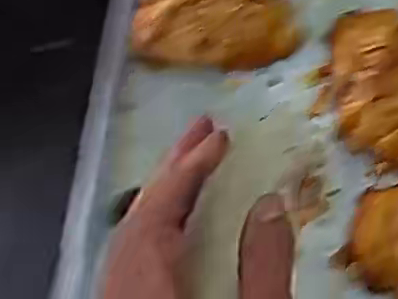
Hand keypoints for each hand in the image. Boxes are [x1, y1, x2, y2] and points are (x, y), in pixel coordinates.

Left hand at [100, 116, 295, 298]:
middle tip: (203, 126)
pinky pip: (132, 270)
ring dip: (164, 198)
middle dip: (169, 175)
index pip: (154, 226)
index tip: (221, 137)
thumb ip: (262, 268)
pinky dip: (161, 230)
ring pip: (127, 252)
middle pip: (132, 234)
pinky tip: (186, 219)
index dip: (185, 175)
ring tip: (196, 159)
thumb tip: (270, 202)